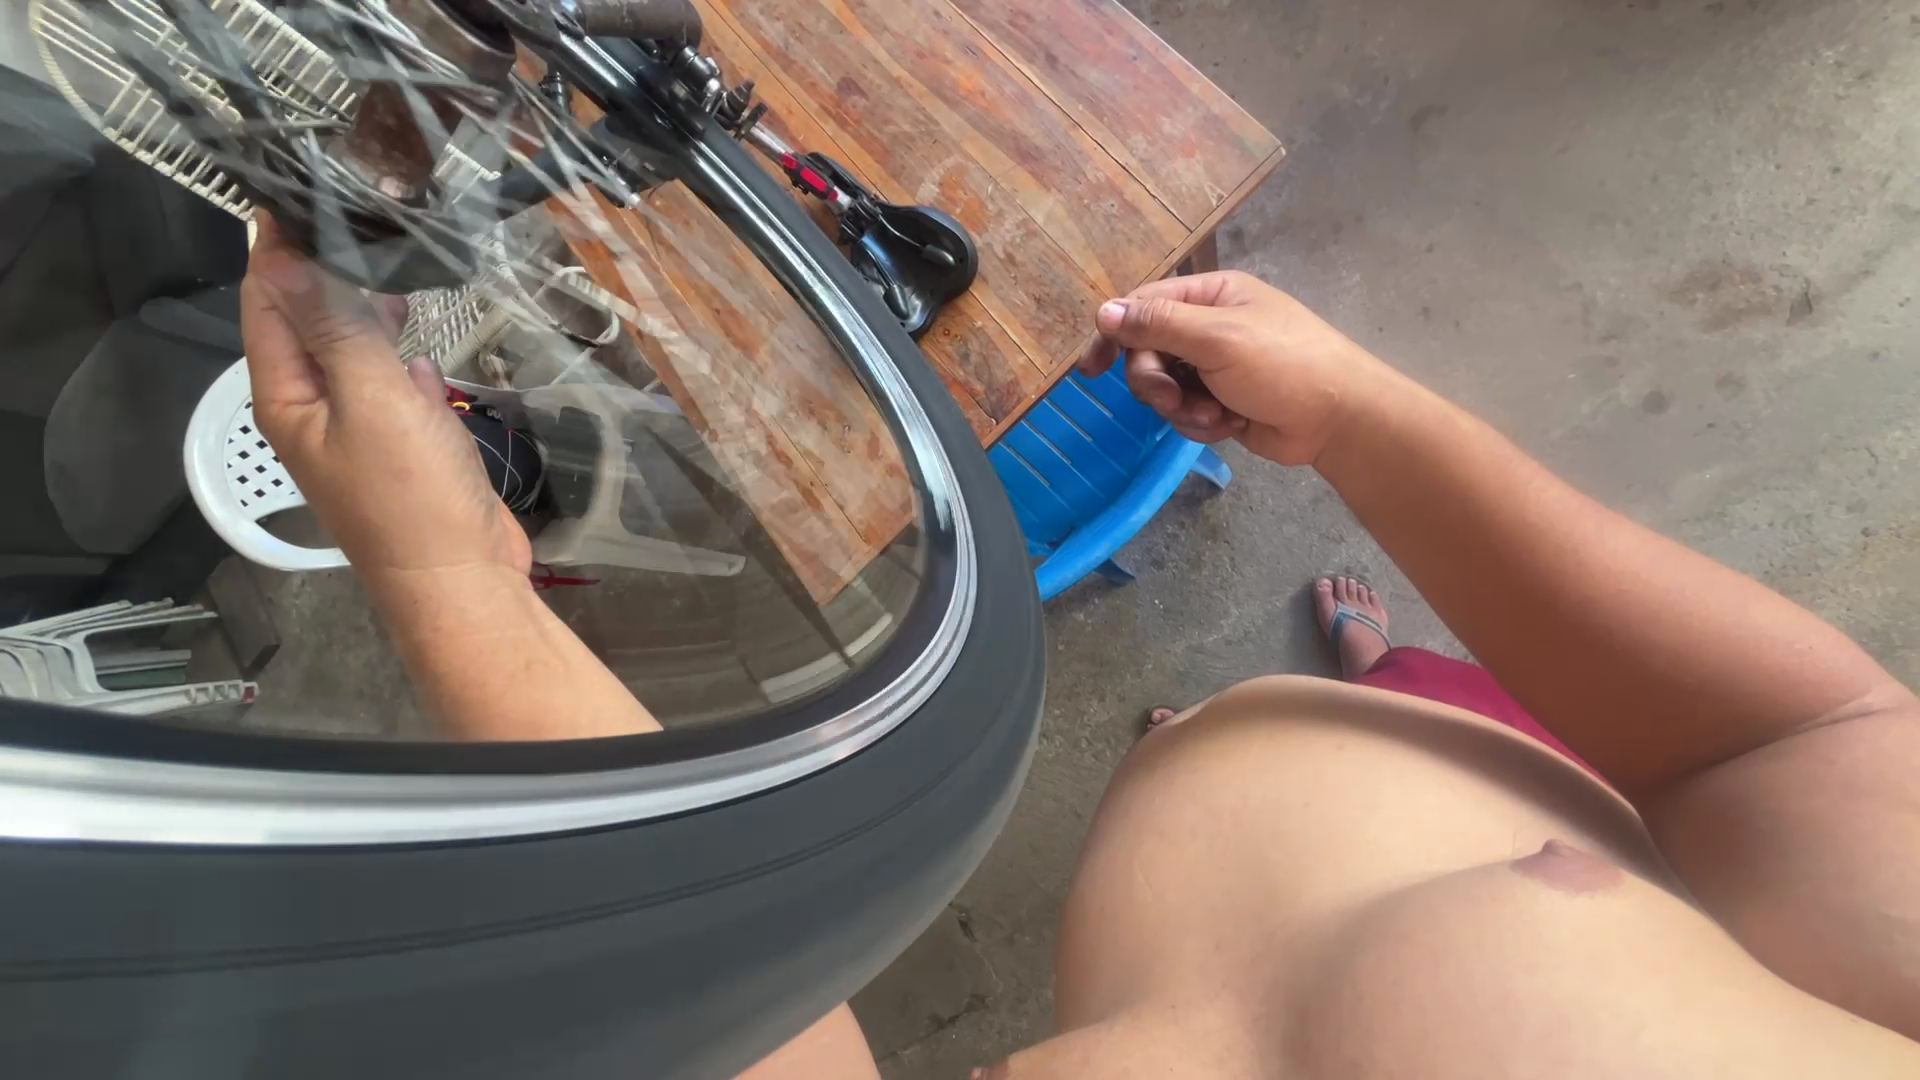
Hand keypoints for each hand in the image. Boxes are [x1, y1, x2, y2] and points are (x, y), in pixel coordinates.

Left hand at [238, 216, 530, 590]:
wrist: (461, 573)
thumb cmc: (414, 494)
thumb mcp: (375, 403)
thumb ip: (340, 333)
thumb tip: (291, 261)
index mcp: (292, 397)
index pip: (270, 305)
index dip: (281, 252)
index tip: (308, 198)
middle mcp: (320, 412)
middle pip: (314, 330)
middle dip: (332, 280)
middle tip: (369, 230)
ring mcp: (368, 434)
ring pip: (361, 361)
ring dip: (373, 322)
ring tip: (399, 278)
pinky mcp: (412, 452)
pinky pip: (399, 397)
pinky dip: (408, 370)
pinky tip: (425, 359)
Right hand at [1075, 270, 1391, 465]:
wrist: (1336, 419)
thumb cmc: (1283, 365)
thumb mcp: (1217, 338)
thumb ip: (1158, 325)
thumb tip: (1103, 312)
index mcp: (1210, 297)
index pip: (1144, 306)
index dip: (1114, 335)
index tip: (1091, 370)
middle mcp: (1208, 328)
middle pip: (1148, 353)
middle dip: (1156, 382)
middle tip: (1172, 399)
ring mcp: (1213, 368)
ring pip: (1164, 389)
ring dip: (1182, 409)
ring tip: (1214, 416)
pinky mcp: (1219, 402)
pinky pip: (1185, 414)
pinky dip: (1200, 424)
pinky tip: (1229, 425)